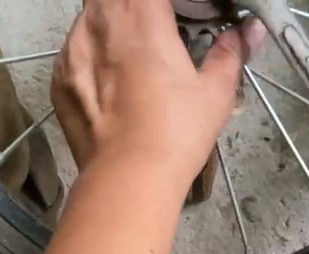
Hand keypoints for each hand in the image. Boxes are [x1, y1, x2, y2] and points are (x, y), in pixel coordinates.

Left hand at [53, 1, 262, 190]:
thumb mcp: (215, 93)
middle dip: (135, 8)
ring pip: (89, 17)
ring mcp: (73, 49)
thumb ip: (231, 52)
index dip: (165, 5)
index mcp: (142, 11)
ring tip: (129, 58)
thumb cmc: (175, 135)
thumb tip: (249, 31)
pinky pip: (73, 52)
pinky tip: (109, 86)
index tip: (178, 17)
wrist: (128, 180)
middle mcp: (101, 19)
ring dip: (109, 26)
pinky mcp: (59, 80)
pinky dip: (90, 58)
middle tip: (153, 32)